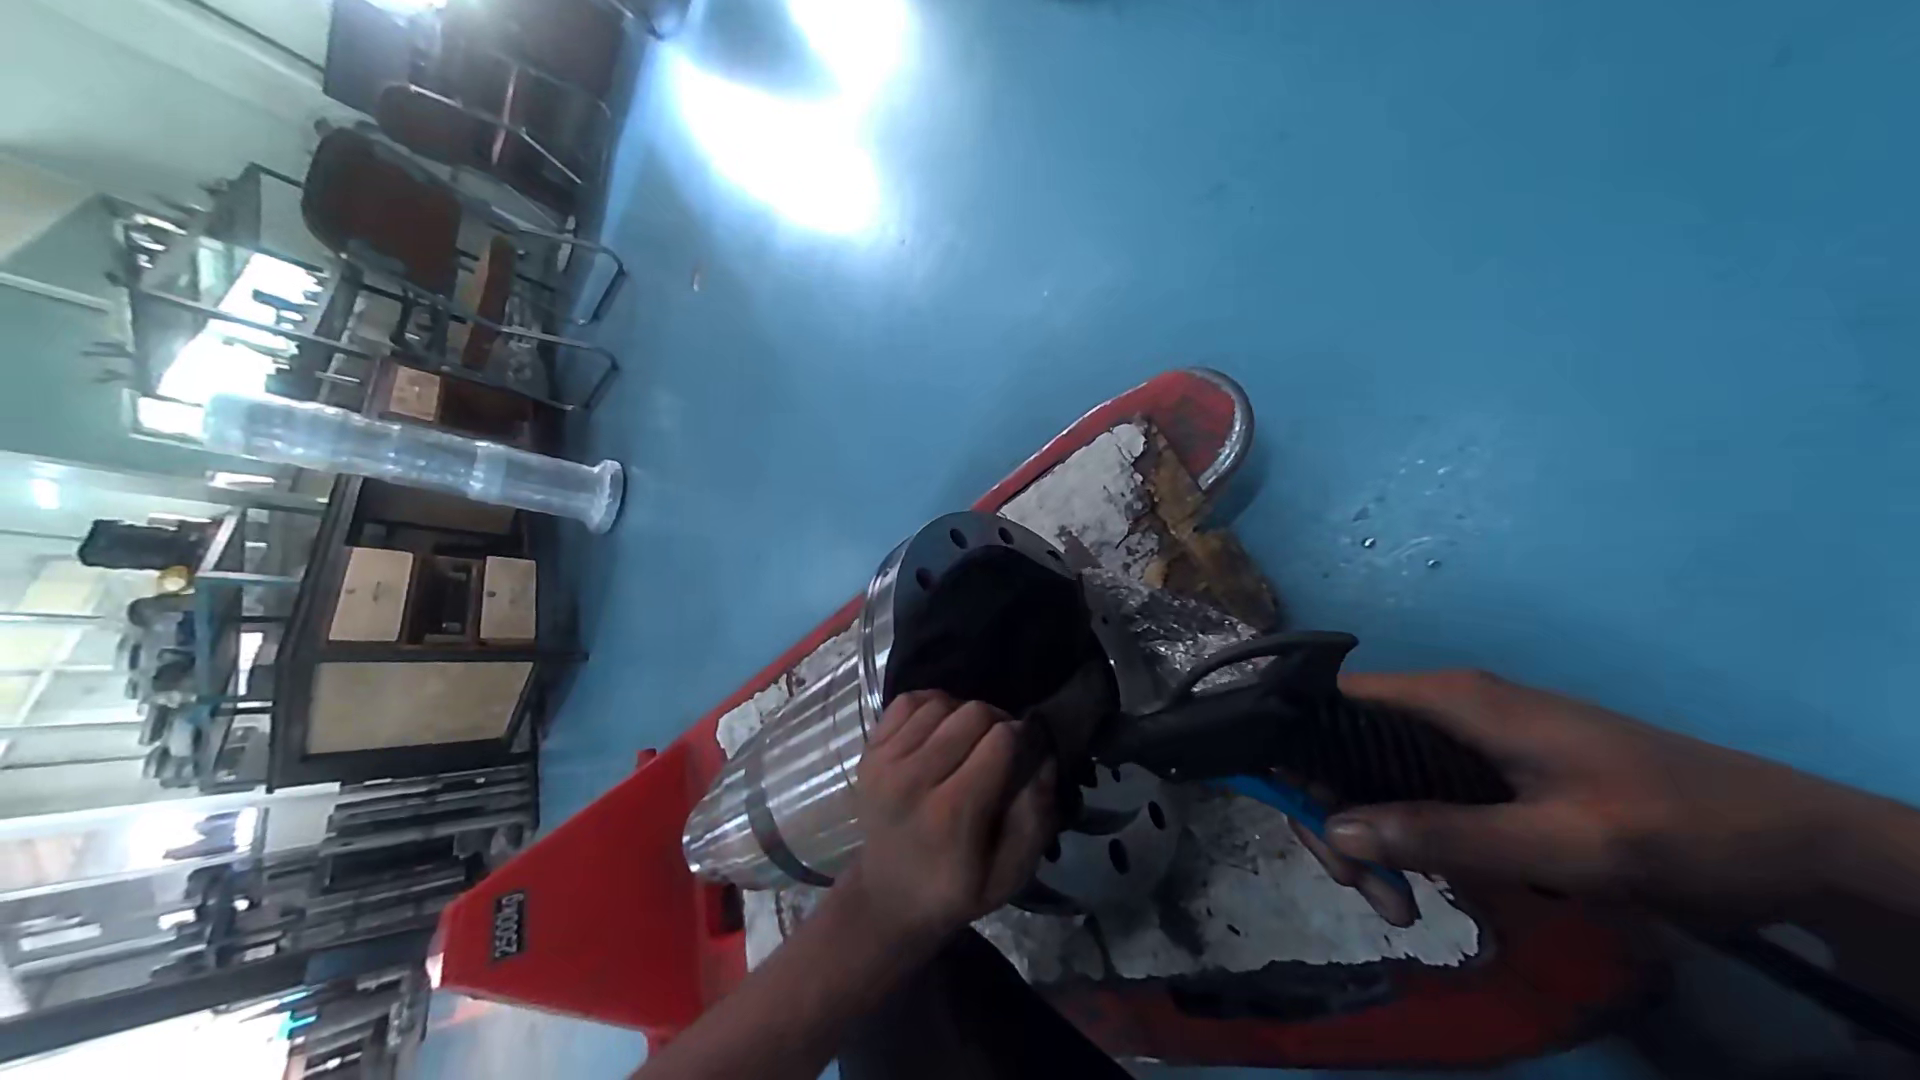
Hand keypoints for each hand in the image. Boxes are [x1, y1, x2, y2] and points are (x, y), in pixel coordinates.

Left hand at [844, 690, 1058, 948]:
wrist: (886, 898)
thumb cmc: (954, 889)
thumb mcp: (1009, 874)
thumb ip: (1035, 817)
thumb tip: (1045, 758)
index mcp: (951, 813)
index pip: (1000, 740)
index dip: (1023, 738)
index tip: (1027, 752)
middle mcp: (913, 778)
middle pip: (972, 713)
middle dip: (998, 722)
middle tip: (1002, 746)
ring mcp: (885, 760)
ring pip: (942, 702)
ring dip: (964, 713)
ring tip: (970, 738)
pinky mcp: (870, 750)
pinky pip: (908, 701)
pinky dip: (932, 705)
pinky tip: (941, 728)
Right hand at [1299, 670, 1877, 919]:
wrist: (1797, 844)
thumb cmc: (1679, 826)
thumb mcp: (1564, 843)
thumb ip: (1444, 834)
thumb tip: (1335, 831)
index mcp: (1449, 699)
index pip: (1332, 703)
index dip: (1297, 748)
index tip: (1299, 814)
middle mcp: (1442, 708)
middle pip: (1344, 747)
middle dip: (1335, 814)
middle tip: (1359, 889)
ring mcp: (1462, 738)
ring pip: (1373, 777)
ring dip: (1369, 838)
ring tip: (1396, 907)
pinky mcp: (1482, 770)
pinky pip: (1411, 796)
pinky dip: (1402, 841)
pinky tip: (1421, 889)